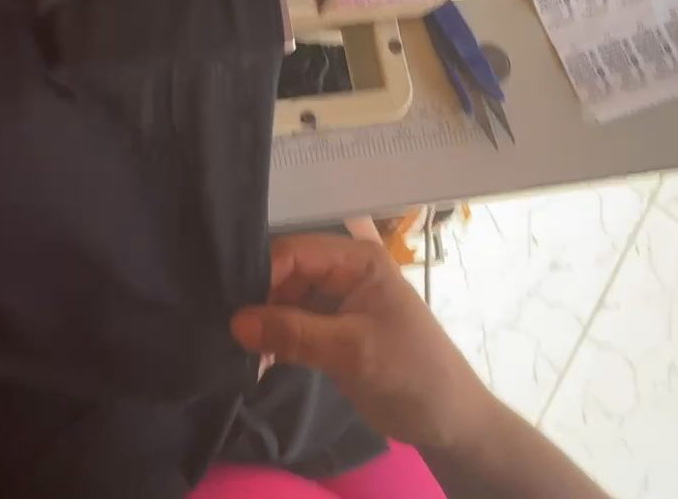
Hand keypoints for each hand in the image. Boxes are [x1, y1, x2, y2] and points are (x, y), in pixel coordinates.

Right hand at [230, 234, 496, 451]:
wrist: (452, 424)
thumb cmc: (413, 375)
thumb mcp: (354, 353)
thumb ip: (295, 334)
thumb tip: (236, 322)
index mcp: (357, 259)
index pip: (296, 251)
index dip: (263, 273)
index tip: (233, 304)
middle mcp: (343, 270)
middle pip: (285, 272)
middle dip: (258, 297)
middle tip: (225, 326)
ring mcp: (336, 300)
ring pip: (283, 298)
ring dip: (262, 321)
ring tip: (235, 344)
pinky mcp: (329, 328)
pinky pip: (291, 322)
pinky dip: (274, 338)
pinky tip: (253, 357)